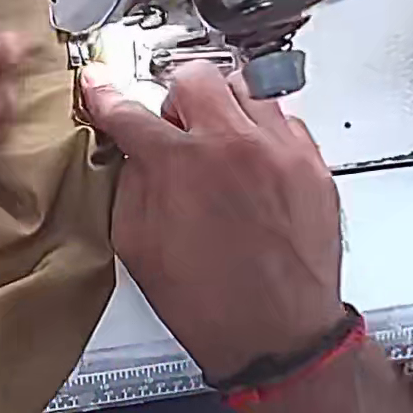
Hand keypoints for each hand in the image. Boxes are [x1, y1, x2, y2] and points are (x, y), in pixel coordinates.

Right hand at [81, 61, 344, 383]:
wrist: (276, 335)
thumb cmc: (207, 301)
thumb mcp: (137, 244)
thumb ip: (129, 184)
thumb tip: (130, 152)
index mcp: (180, 166)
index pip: (129, 111)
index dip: (105, 96)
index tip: (99, 85)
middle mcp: (233, 146)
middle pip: (195, 77)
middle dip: (172, 97)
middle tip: (171, 127)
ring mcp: (280, 150)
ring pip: (244, 86)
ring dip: (219, 107)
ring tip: (213, 143)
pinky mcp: (313, 164)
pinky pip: (282, 118)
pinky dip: (257, 130)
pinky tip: (247, 161)